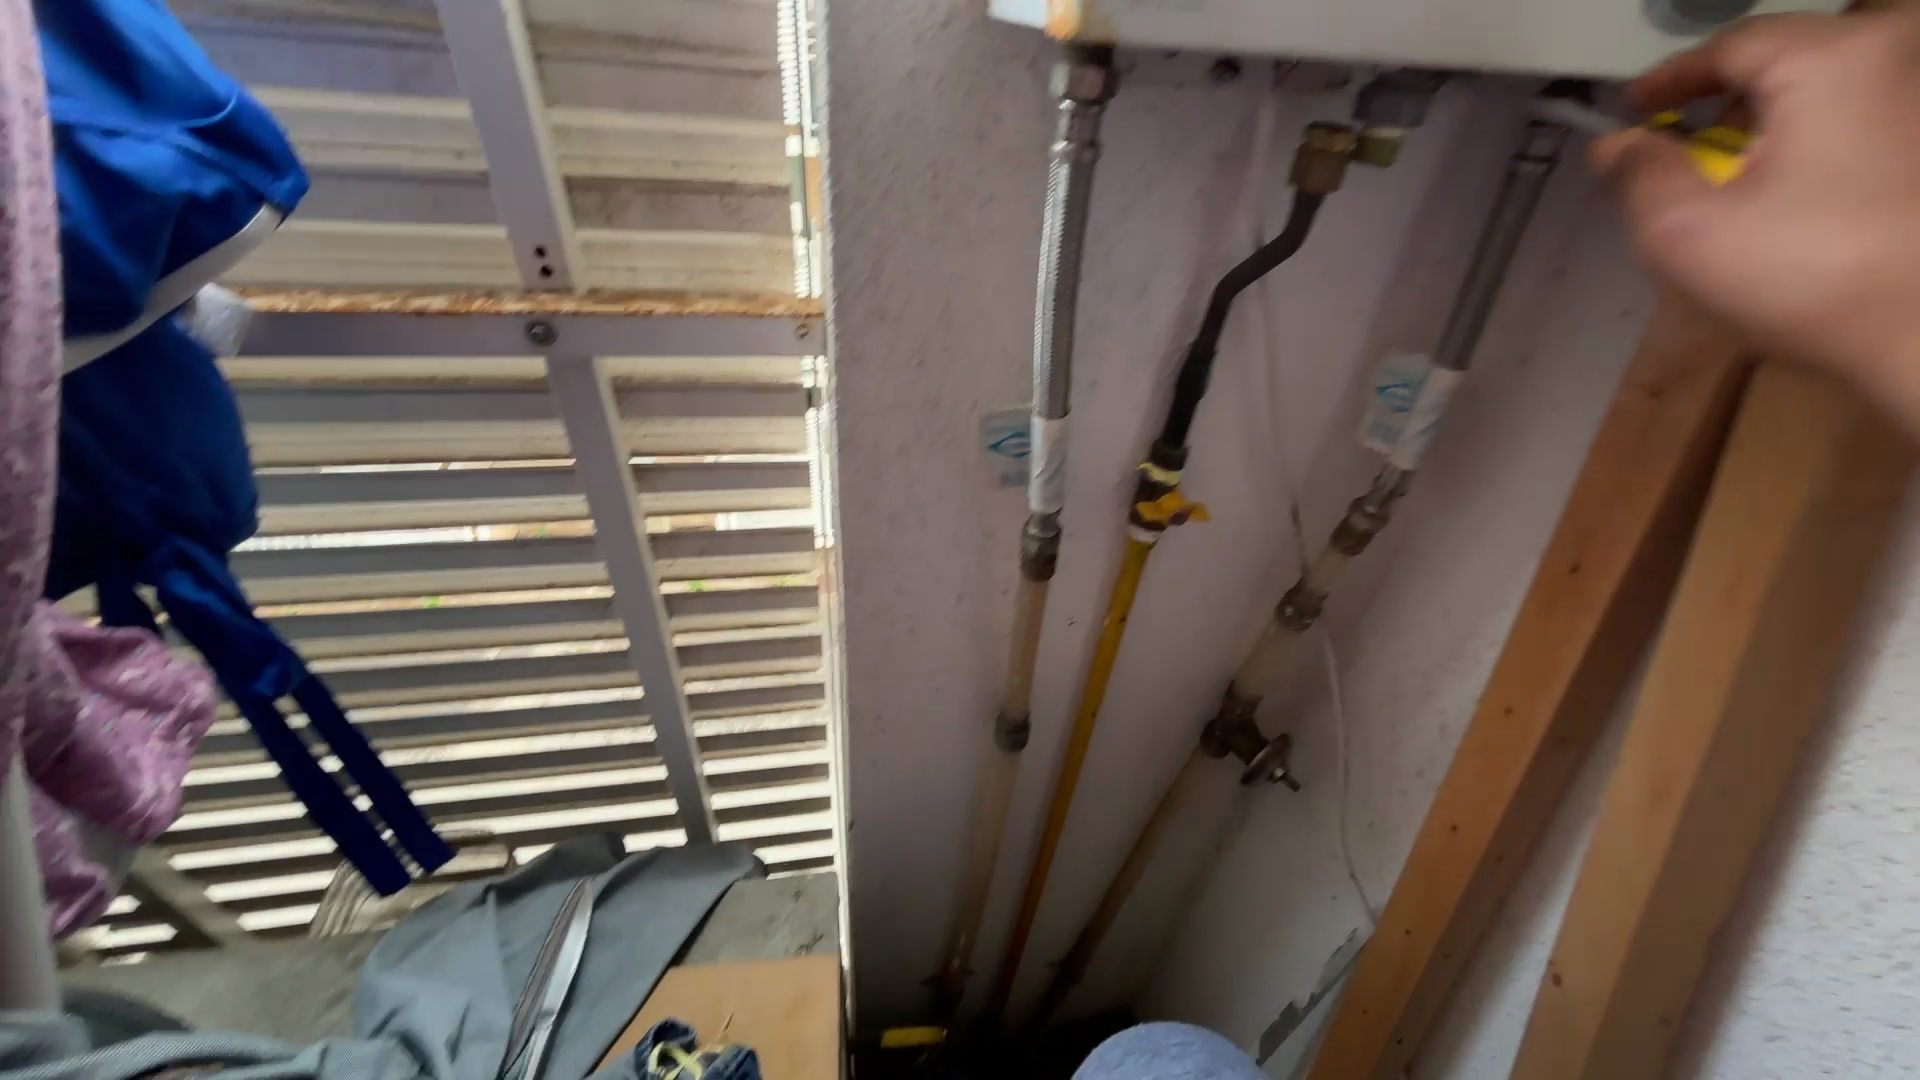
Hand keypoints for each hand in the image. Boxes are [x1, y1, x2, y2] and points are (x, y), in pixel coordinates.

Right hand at [1594, 12, 1919, 425]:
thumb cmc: (1798, 272)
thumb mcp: (1681, 228)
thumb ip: (1637, 174)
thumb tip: (1616, 144)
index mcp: (1836, 60)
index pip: (1732, 43)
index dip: (1668, 78)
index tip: (1628, 114)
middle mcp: (1900, 56)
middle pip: (1782, 61)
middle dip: (1717, 104)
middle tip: (1669, 153)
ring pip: (1821, 90)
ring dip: (1760, 126)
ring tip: (1720, 181)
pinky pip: (1856, 118)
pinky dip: (1802, 144)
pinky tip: (1780, 196)